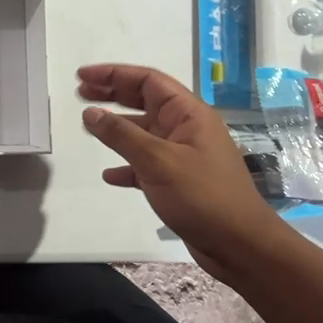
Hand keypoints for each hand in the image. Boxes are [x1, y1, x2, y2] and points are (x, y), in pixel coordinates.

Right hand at [79, 64, 290, 276]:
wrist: (242, 247)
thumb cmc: (203, 197)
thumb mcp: (157, 161)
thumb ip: (121, 134)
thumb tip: (90, 113)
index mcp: (189, 115)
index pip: (148, 80)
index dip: (114, 74)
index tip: (82, 76)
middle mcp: (187, 129)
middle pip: (144, 100)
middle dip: (112, 94)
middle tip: (80, 93)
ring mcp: (184, 155)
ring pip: (144, 131)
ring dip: (116, 126)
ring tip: (88, 125)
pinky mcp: (179, 180)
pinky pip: (146, 162)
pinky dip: (126, 164)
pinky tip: (110, 175)